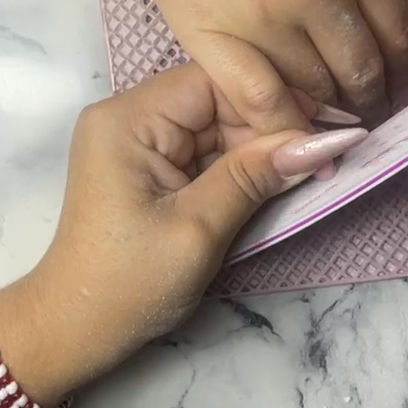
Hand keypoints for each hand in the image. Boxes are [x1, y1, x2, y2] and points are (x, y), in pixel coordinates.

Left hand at [0, 65, 367, 400]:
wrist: (76, 326)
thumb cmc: (130, 282)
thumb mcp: (199, 227)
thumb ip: (257, 175)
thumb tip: (331, 138)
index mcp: (127, 118)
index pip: (213, 81)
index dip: (272, 100)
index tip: (328, 126)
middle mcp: (127, 115)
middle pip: (215, 99)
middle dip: (270, 127)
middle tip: (329, 154)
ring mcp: (134, 138)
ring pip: (213, 124)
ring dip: (258, 148)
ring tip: (313, 168)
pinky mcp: (145, 163)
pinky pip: (201, 148)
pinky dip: (236, 164)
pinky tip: (274, 177)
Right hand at [110, 0, 407, 132]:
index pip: (402, 36)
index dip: (406, 71)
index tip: (398, 84)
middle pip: (364, 72)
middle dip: (373, 97)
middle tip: (366, 105)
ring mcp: (260, 17)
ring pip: (316, 91)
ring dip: (329, 108)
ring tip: (327, 108)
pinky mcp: (210, 36)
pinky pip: (258, 101)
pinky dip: (282, 125)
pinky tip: (292, 127)